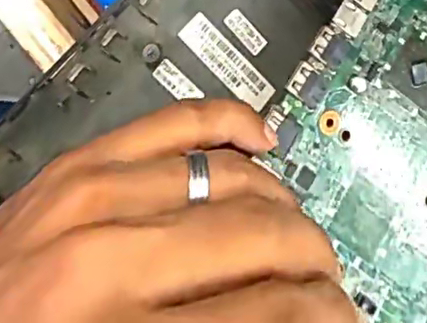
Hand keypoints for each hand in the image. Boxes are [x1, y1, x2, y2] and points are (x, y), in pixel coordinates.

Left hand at [0, 100, 352, 322]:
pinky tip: (262, 139)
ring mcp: (94, 192)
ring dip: (281, 204)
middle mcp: (109, 256)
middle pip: (252, 237)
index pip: (256, 312)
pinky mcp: (81, 160)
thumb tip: (270, 321)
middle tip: (335, 283)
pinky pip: (175, 122)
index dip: (317, 314)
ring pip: (227, 178)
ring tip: (304, 233)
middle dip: (312, 261)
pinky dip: (227, 124)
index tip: (345, 319)